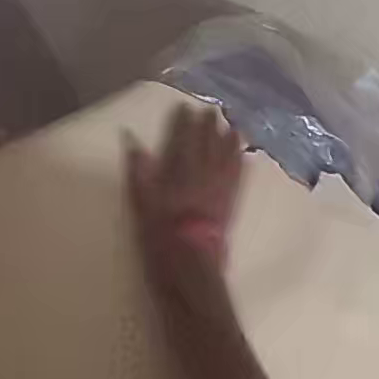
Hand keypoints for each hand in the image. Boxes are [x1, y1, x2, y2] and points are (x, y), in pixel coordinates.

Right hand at [126, 104, 244, 267]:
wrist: (193, 271)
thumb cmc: (162, 238)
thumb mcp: (143, 205)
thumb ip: (139, 172)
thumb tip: (132, 141)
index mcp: (181, 175)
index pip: (184, 141)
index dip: (184, 123)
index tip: (185, 107)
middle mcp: (204, 178)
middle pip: (208, 146)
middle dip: (209, 127)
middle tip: (212, 109)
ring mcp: (221, 192)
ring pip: (228, 159)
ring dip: (230, 141)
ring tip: (234, 125)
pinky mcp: (231, 207)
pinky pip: (239, 180)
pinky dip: (242, 166)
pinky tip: (246, 158)